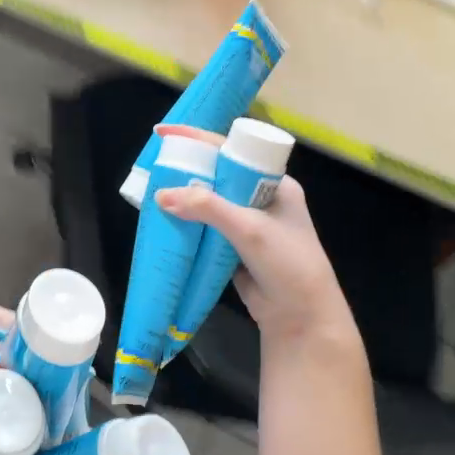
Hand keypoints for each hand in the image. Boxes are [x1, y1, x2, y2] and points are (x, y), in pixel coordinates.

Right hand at [150, 124, 354, 346]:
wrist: (304, 320)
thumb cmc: (289, 265)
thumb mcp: (250, 229)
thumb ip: (208, 208)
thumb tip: (161, 195)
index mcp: (273, 184)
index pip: (231, 152)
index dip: (198, 140)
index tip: (165, 133)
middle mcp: (259, 198)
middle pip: (214, 174)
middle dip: (184, 168)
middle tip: (153, 163)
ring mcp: (245, 223)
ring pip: (206, 200)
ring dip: (181, 195)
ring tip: (150, 187)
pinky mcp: (232, 245)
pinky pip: (202, 225)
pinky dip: (184, 220)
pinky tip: (162, 216)